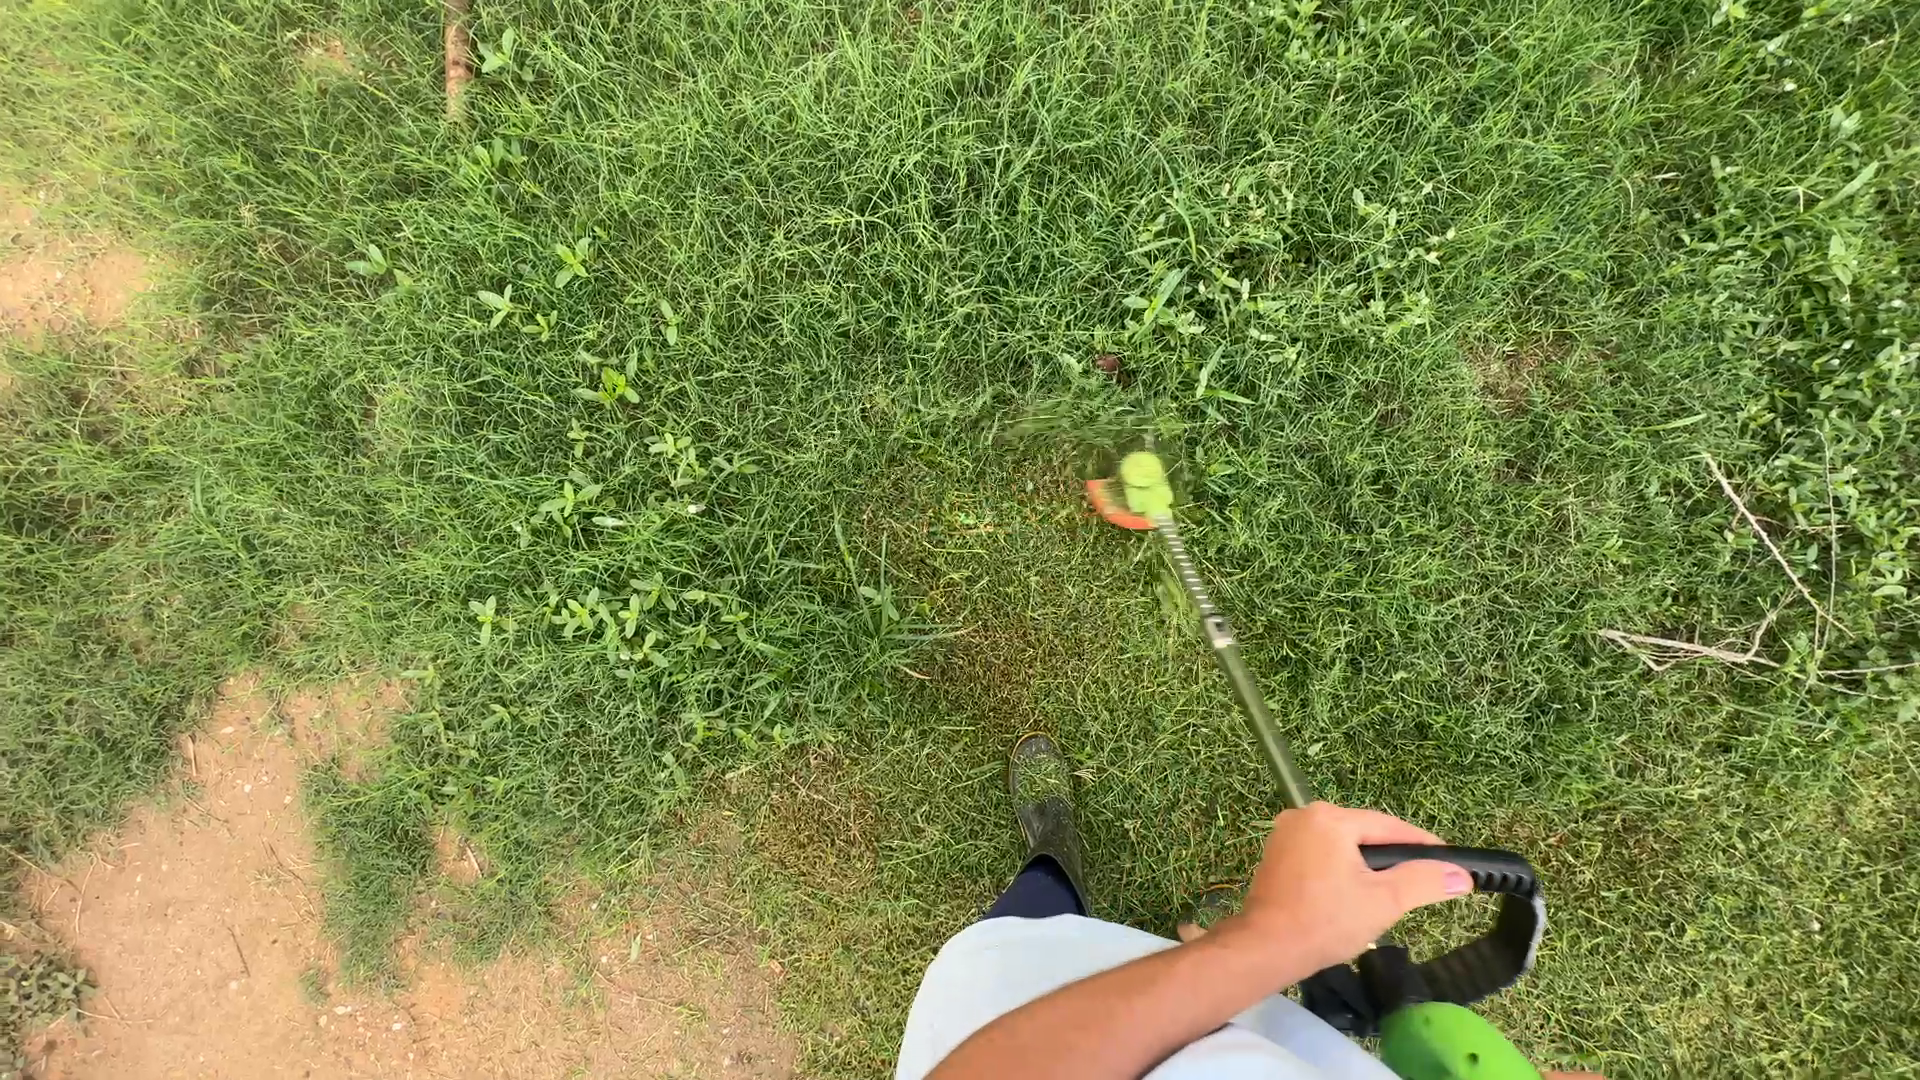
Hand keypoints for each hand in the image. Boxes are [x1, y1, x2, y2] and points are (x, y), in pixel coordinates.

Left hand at [1220, 801, 1473, 978]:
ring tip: (1393, 887)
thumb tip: (1460, 873)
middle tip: (1423, 876)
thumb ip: (1423, 881)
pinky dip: (1340, 864)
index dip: (1420, 842)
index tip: (1449, 858)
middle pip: (1361, 831)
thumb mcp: (1384, 900)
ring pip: (1340, 842)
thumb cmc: (1328, 920)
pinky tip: (1354, 888)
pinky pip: (1320, 850)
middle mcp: (1303, 815)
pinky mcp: (1277, 851)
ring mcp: (1285, 832)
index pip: (1386, 825)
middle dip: (1392, 853)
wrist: (1270, 943)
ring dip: (1365, 861)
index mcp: (1329, 818)